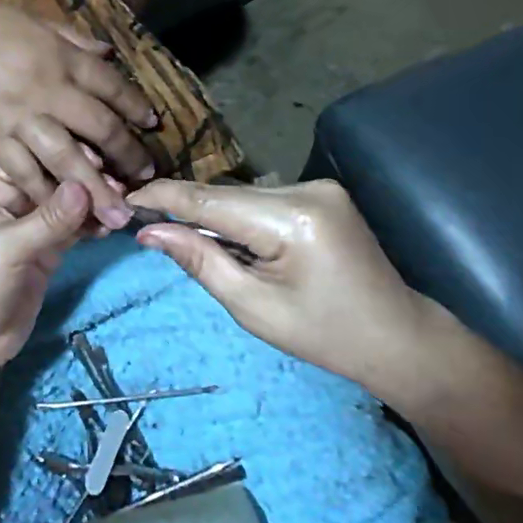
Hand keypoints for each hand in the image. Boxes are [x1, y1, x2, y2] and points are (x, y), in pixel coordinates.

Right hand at [0, 3, 157, 229]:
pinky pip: (25, 173)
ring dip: (95, 188)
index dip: (135, 106)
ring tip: (116, 214)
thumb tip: (109, 53)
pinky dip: (47, 196)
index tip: (153, 124)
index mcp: (61, 59)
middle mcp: (48, 93)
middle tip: (147, 180)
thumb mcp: (36, 21)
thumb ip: (74, 39)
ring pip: (66, 159)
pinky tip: (65, 215)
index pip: (110, 85)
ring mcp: (22, 121)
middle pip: (97, 127)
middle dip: (125, 155)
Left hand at [0, 166, 101, 378]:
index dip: (65, 157)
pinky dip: (93, 227)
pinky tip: (112, 226)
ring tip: (121, 208)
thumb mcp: (5, 249)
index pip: (33, 160)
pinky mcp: (48, 252)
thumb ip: (47, 219)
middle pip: (56, 180)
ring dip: (95, 205)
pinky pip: (76, 230)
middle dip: (87, 183)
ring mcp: (33, 228)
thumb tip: (85, 185)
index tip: (99, 161)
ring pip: (70, 206)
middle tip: (119, 189)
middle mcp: (14, 201)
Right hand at [128, 179, 440, 386]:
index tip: (125, 200)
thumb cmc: (325, 335)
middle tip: (149, 228)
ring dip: (214, 215)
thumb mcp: (253, 307)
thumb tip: (150, 232)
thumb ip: (200, 260)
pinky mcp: (323, 192)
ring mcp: (318, 186)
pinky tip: (233, 241)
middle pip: (225, 194)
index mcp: (291, 219)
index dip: (163, 197)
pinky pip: (263, 199)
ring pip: (243, 195)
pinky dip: (240, 217)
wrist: (397, 336)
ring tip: (191, 242)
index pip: (210, 199)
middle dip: (186, 209)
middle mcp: (306, 188)